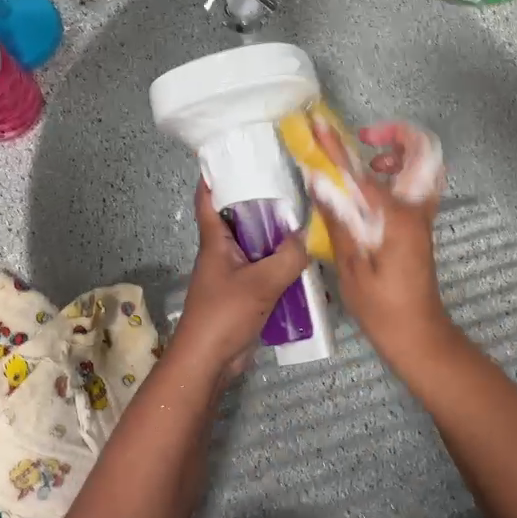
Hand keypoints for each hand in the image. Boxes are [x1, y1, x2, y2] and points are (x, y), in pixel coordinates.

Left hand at [171, 181, 310, 381]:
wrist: (208, 362)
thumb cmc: (223, 315)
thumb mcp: (260, 283)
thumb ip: (288, 258)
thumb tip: (310, 235)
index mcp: (215, 240)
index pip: (206, 198)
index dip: (213, 175)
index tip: (232, 155)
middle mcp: (222, 251)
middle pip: (239, 218)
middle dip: (260, 203)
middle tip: (290, 184)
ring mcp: (233, 273)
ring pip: (255, 245)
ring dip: (275, 237)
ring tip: (306, 220)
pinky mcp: (244, 294)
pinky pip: (264, 270)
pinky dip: (281, 265)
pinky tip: (305, 264)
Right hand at [310, 120, 454, 366]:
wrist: (419, 335)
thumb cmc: (383, 307)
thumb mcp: (351, 266)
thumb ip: (337, 219)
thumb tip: (317, 179)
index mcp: (396, 216)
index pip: (361, 171)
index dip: (336, 145)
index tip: (319, 125)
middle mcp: (416, 208)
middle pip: (422, 150)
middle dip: (396, 132)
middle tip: (366, 138)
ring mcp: (423, 215)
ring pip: (424, 164)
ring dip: (399, 150)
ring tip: (368, 159)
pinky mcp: (420, 224)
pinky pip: (417, 182)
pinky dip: (399, 170)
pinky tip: (371, 189)